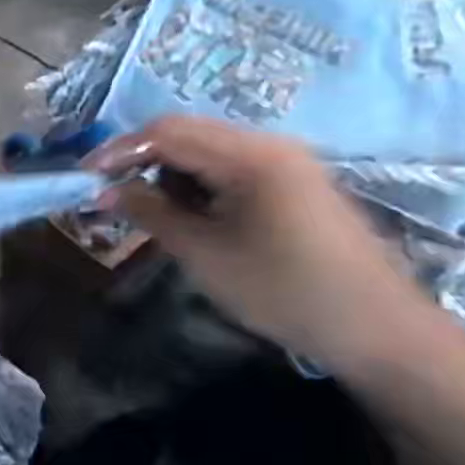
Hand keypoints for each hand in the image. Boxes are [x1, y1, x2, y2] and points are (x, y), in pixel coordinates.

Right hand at [86, 116, 434, 369]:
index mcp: (250, 155)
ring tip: (148, 209)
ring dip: (169, 171)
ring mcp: (285, 160)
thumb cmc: (284, 292)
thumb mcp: (204, 254)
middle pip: (185, 132)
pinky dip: (198, 182)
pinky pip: (229, 165)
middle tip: (110, 192)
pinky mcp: (292, 180)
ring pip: (206, 147)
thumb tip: (105, 190)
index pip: (166, 133)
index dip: (119, 150)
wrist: (379, 332)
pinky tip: (191, 213)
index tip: (85, 177)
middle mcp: (268, 143)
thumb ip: (150, 212)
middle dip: (141, 159)